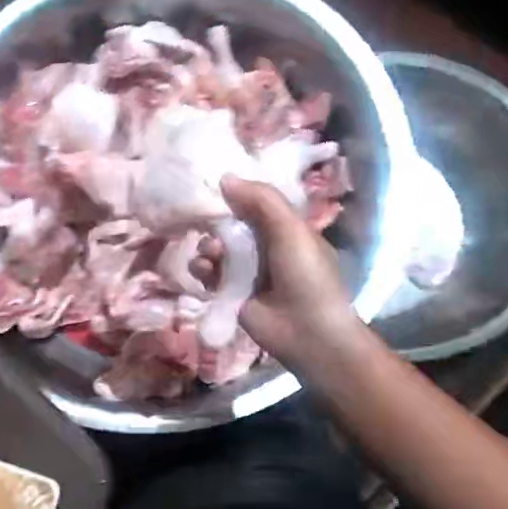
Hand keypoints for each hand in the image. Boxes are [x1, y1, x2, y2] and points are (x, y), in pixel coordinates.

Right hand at [220, 175, 362, 368]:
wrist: (306, 331)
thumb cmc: (306, 275)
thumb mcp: (291, 230)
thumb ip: (261, 201)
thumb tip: (224, 178)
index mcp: (285, 229)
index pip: (256, 204)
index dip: (236, 195)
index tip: (213, 186)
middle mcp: (263, 247)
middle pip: (230, 225)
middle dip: (218, 223)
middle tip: (210, 224)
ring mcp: (245, 271)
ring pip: (215, 249)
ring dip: (207, 248)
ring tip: (211, 256)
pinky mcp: (228, 292)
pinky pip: (207, 274)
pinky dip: (201, 269)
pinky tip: (203, 271)